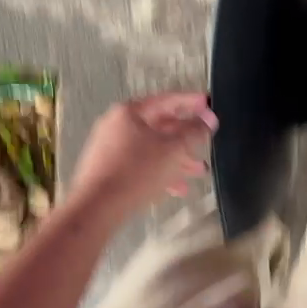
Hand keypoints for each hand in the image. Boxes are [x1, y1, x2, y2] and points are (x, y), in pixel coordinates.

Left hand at [69, 91, 216, 217]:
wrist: (97, 207)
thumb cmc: (137, 171)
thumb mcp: (175, 149)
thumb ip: (195, 131)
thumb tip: (209, 118)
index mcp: (130, 113)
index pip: (168, 101)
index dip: (192, 102)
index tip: (208, 103)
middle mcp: (117, 125)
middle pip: (160, 127)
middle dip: (187, 139)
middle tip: (206, 143)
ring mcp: (110, 148)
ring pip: (152, 149)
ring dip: (177, 159)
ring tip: (198, 172)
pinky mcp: (108, 169)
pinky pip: (140, 165)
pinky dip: (160, 172)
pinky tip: (176, 188)